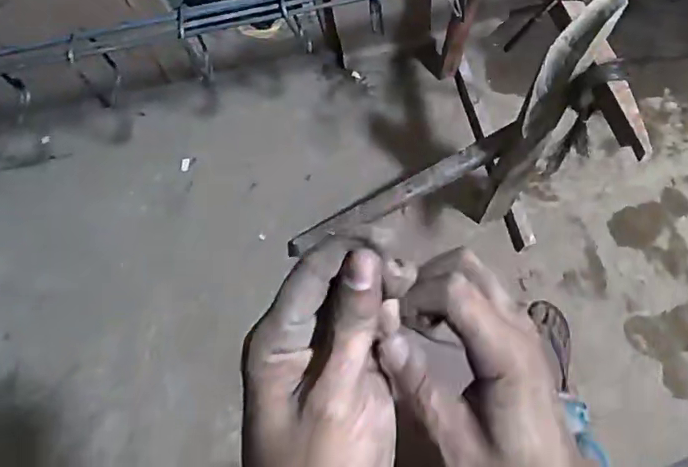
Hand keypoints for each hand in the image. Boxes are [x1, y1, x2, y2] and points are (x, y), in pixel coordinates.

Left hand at [243, 242, 415, 466]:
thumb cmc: (321, 465)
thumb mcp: (336, 396)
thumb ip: (351, 324)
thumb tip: (365, 256)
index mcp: (278, 338)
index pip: (312, 270)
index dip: (349, 249)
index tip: (390, 242)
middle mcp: (298, 332)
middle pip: (335, 276)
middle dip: (371, 264)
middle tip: (406, 272)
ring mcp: (326, 345)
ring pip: (356, 293)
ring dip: (383, 283)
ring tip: (409, 286)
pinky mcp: (351, 359)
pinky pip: (369, 317)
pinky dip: (388, 309)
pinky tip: (405, 309)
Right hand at [378, 249, 581, 466]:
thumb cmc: (506, 462)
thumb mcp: (458, 442)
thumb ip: (423, 390)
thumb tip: (388, 339)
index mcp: (505, 348)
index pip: (456, 289)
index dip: (418, 293)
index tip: (391, 316)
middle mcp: (517, 320)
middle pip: (467, 266)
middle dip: (427, 277)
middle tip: (399, 310)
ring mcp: (522, 318)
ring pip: (477, 270)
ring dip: (440, 281)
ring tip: (412, 315)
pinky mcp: (519, 325)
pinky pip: (484, 287)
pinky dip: (455, 290)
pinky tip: (435, 322)